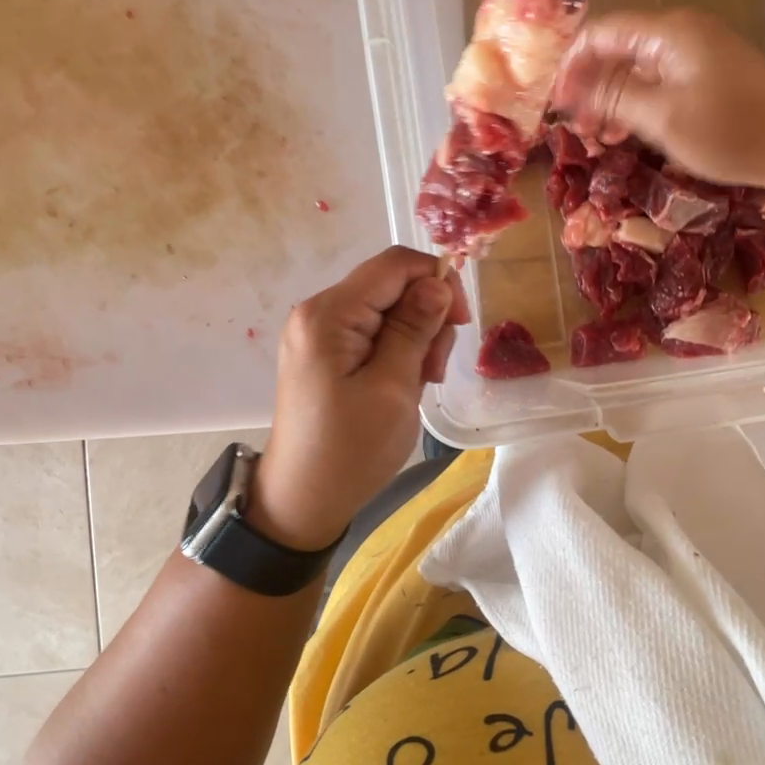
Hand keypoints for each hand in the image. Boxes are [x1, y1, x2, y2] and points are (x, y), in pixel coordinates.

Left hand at [252, 247, 470, 551]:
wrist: (303, 501)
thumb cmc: (350, 449)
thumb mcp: (393, 388)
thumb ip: (415, 328)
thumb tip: (437, 280)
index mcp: (330, 314)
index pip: (395, 264)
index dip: (437, 280)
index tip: (461, 323)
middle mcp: (319, 312)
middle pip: (392, 285)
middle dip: (427, 316)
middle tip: (434, 369)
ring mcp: (320, 333)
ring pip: (387, 309)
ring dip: (416, 338)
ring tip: (419, 384)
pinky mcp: (326, 353)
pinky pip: (373, 333)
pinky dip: (397, 351)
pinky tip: (403, 384)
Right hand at [551, 9, 764, 194]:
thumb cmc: (733, 132)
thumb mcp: (664, 119)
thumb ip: (615, 98)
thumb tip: (573, 89)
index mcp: (669, 32)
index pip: (601, 33)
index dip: (571, 65)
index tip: (554, 104)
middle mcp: (682, 32)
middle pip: (618, 47)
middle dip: (590, 83)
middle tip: (573, 126)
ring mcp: (700, 51)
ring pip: (638, 66)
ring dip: (613, 97)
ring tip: (598, 135)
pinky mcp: (712, 73)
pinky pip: (661, 79)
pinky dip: (639, 101)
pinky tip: (631, 130)